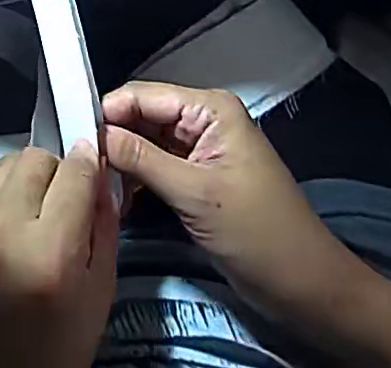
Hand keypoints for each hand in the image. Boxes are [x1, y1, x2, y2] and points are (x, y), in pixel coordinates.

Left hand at [0, 143, 118, 367]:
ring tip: (29, 222)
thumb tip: (100, 175)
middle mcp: (0, 228)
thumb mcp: (95, 300)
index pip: (74, 173)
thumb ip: (102, 231)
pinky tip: (2, 233)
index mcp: (47, 257)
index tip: (92, 165)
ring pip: (6, 164)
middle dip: (55, 174)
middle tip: (60, 205)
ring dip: (24, 183)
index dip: (88, 166)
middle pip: (36, 158)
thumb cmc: (42, 351)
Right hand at [101, 82, 368, 322]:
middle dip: (111, 139)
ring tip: (96, 184)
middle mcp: (201, 118)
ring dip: (119, 161)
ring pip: (141, 140)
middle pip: (138, 115)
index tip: (77, 141)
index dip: (108, 114)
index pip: (140, 96)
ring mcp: (197, 146)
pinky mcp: (194, 173)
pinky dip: (134, 178)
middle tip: (82, 167)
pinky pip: (151, 163)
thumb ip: (140, 158)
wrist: (313, 295)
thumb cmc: (261, 237)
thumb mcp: (195, 195)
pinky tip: (117, 197)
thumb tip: (92, 135)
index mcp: (209, 108)